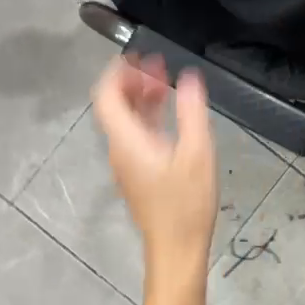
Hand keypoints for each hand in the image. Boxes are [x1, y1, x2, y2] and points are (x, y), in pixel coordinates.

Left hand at [92, 56, 218, 278]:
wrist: (176, 249)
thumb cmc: (186, 203)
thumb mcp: (198, 153)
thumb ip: (192, 112)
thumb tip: (189, 77)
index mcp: (128, 140)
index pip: (106, 96)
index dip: (117, 72)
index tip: (138, 55)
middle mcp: (120, 149)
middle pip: (113, 106)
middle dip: (131, 80)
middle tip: (157, 64)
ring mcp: (127, 163)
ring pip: (125, 121)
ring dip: (140, 97)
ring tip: (165, 81)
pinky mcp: (138, 174)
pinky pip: (135, 135)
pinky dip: (147, 116)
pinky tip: (169, 113)